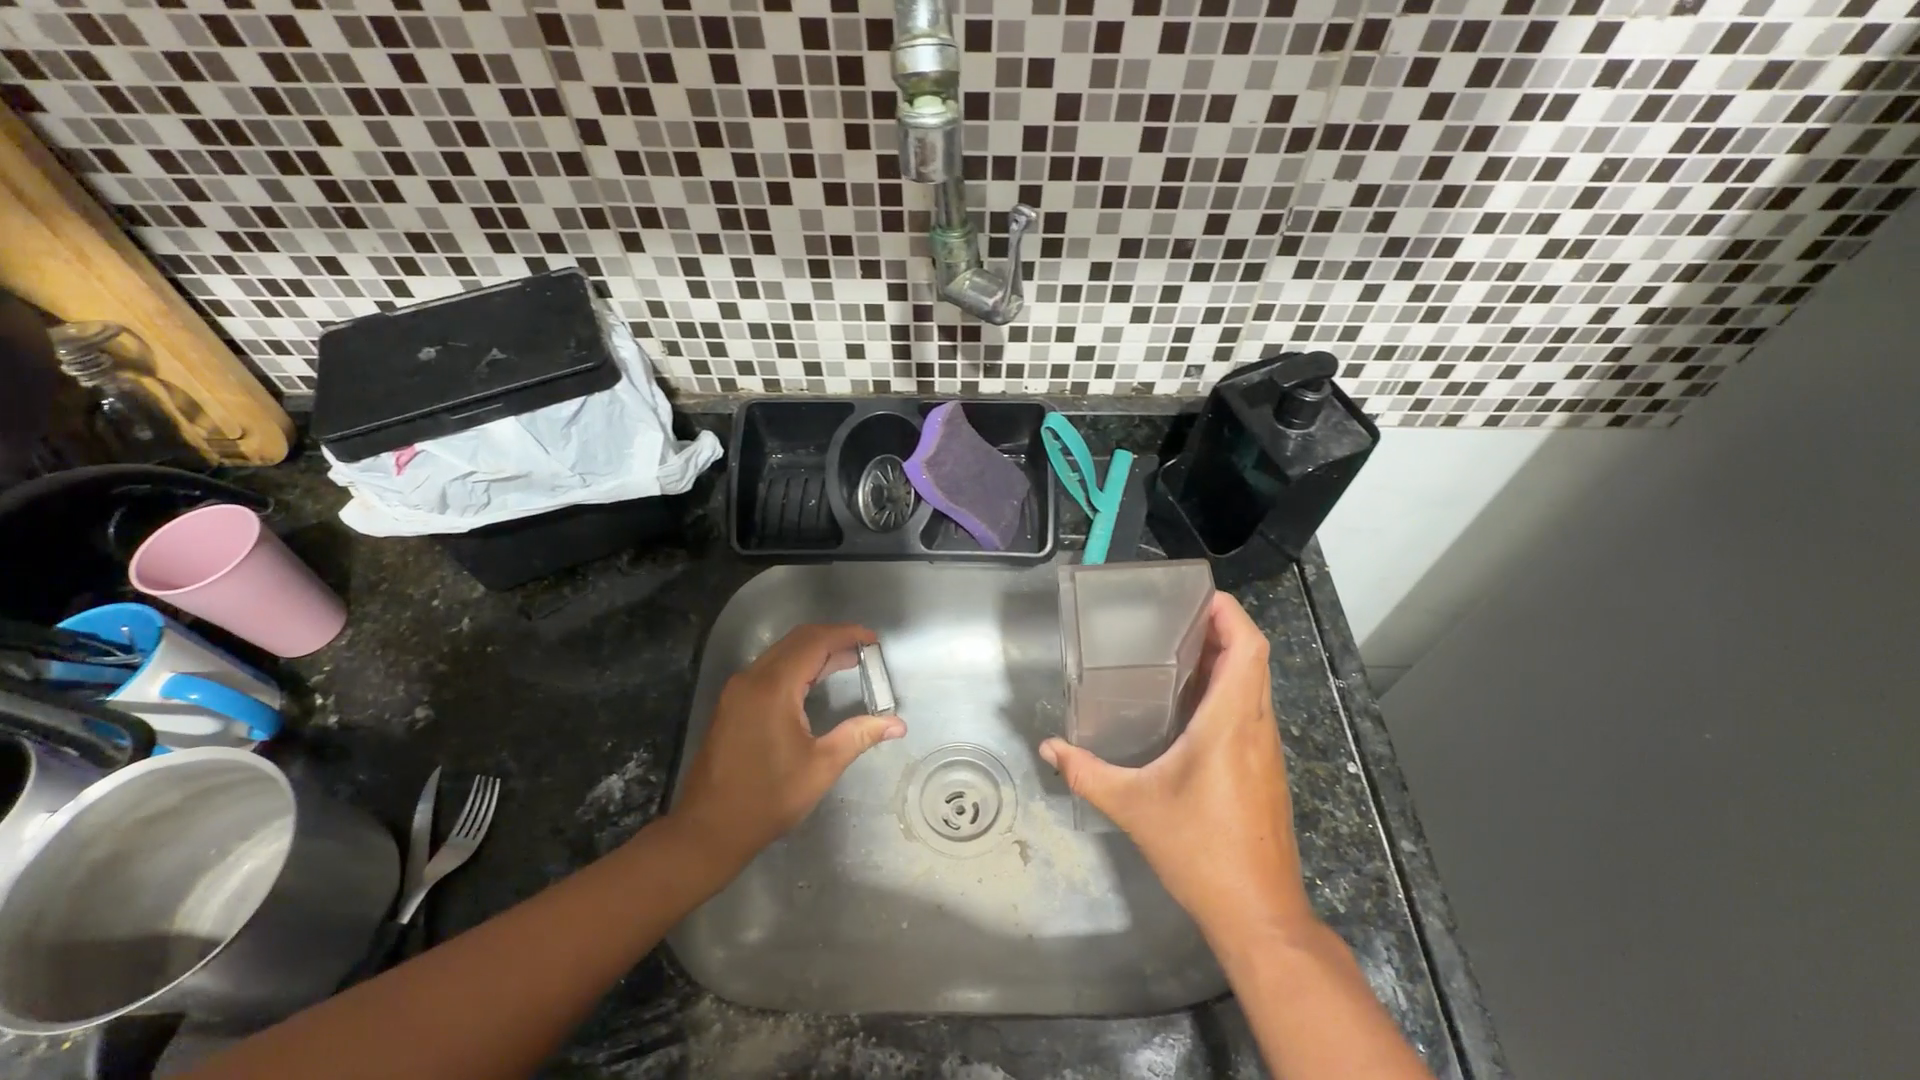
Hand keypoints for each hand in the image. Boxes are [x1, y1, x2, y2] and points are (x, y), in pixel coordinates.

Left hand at [670, 623, 905, 867]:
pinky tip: (813, 684)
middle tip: (864, 651)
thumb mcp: (821, 767)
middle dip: (832, 639)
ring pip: (780, 654)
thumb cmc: (768, 798)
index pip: (814, 642)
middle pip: (796, 641)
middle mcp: (751, 679)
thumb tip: (898, 724)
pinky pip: (767, 671)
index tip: (873, 640)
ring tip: (846, 663)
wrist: (709, 828)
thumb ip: (859, 735)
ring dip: (813, 653)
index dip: (846, 635)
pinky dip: (795, 667)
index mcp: (773, 688)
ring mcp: (737, 691)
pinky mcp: (731, 705)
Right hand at [1040, 593, 1313, 940]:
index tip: (1198, 597)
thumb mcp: (1134, 807)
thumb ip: (1087, 773)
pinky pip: (1253, 713)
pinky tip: (1191, 711)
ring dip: (1227, 662)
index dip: (1230, 613)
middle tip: (1174, 621)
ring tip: (1177, 655)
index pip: (1247, 646)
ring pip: (1256, 686)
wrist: (1258, 911)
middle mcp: (1257, 727)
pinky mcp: (1266, 772)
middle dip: (1221, 630)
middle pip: (1253, 658)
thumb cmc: (1199, 850)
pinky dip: (1229, 693)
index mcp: (1231, 722)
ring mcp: (1267, 751)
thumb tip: (1050, 749)